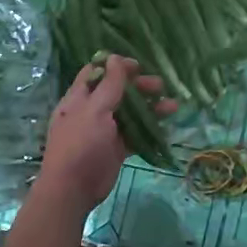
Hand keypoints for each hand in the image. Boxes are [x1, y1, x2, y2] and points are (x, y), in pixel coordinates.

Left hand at [35, 55, 172, 211]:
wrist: (73, 189)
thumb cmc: (81, 144)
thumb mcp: (95, 110)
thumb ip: (109, 85)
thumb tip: (116, 58)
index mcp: (79, 98)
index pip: (96, 73)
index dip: (115, 66)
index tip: (138, 66)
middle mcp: (91, 111)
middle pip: (116, 92)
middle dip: (138, 87)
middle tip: (159, 86)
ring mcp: (104, 131)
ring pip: (129, 114)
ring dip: (150, 108)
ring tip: (172, 106)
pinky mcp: (115, 148)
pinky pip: (135, 135)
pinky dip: (149, 130)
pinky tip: (165, 127)